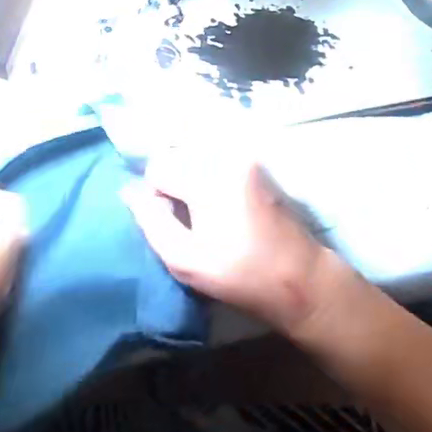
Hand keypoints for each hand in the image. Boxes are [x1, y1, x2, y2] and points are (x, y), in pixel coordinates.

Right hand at [122, 152, 351, 335]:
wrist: (303, 279)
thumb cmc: (241, 275)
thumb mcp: (185, 260)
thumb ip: (151, 223)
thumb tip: (129, 192)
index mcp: (205, 181)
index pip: (159, 169)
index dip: (155, 196)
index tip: (169, 220)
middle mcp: (226, 160)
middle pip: (179, 154)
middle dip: (174, 179)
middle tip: (184, 214)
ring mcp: (245, 160)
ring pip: (198, 153)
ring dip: (192, 174)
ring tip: (203, 209)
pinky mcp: (259, 167)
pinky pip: (220, 157)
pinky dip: (211, 171)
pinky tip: (222, 203)